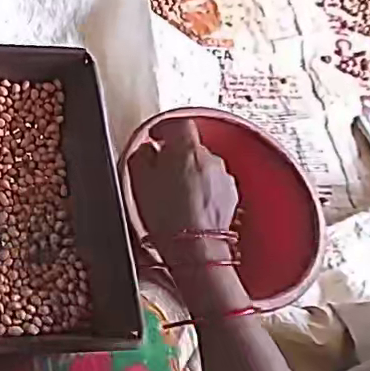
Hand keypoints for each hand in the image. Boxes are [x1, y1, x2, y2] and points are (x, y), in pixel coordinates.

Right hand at [126, 117, 239, 267]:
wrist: (194, 247)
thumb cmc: (167, 216)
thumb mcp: (139, 181)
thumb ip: (142, 156)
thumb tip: (146, 149)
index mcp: (186, 150)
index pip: (178, 123)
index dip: (164, 128)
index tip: (155, 136)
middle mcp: (210, 159)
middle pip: (190, 145)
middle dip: (175, 155)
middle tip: (158, 172)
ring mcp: (223, 177)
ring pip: (202, 165)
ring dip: (188, 173)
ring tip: (172, 194)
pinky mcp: (230, 194)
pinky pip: (212, 182)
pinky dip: (200, 188)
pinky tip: (186, 205)